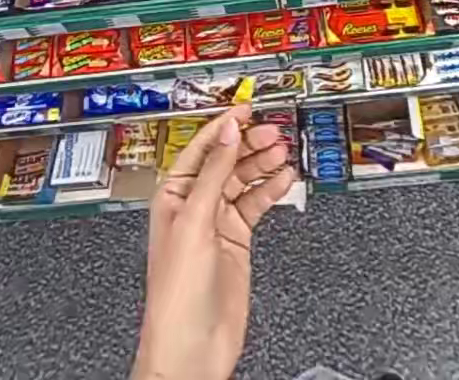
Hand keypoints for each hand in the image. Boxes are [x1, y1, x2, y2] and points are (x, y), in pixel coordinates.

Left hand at [133, 105, 297, 379]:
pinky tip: (284, 178)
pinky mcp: (237, 238)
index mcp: (174, 192)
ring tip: (282, 150)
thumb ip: (215, 172)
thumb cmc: (176, 293)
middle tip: (273, 131)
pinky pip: (256, 203)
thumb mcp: (196, 220)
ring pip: (244, 179)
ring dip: (263, 162)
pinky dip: (271, 188)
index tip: (245, 109)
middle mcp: (196, 202)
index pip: (202, 147)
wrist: (192, 348)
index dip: (224, 125)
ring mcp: (218, 220)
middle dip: (249, 142)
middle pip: (227, 159)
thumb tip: (227, 132)